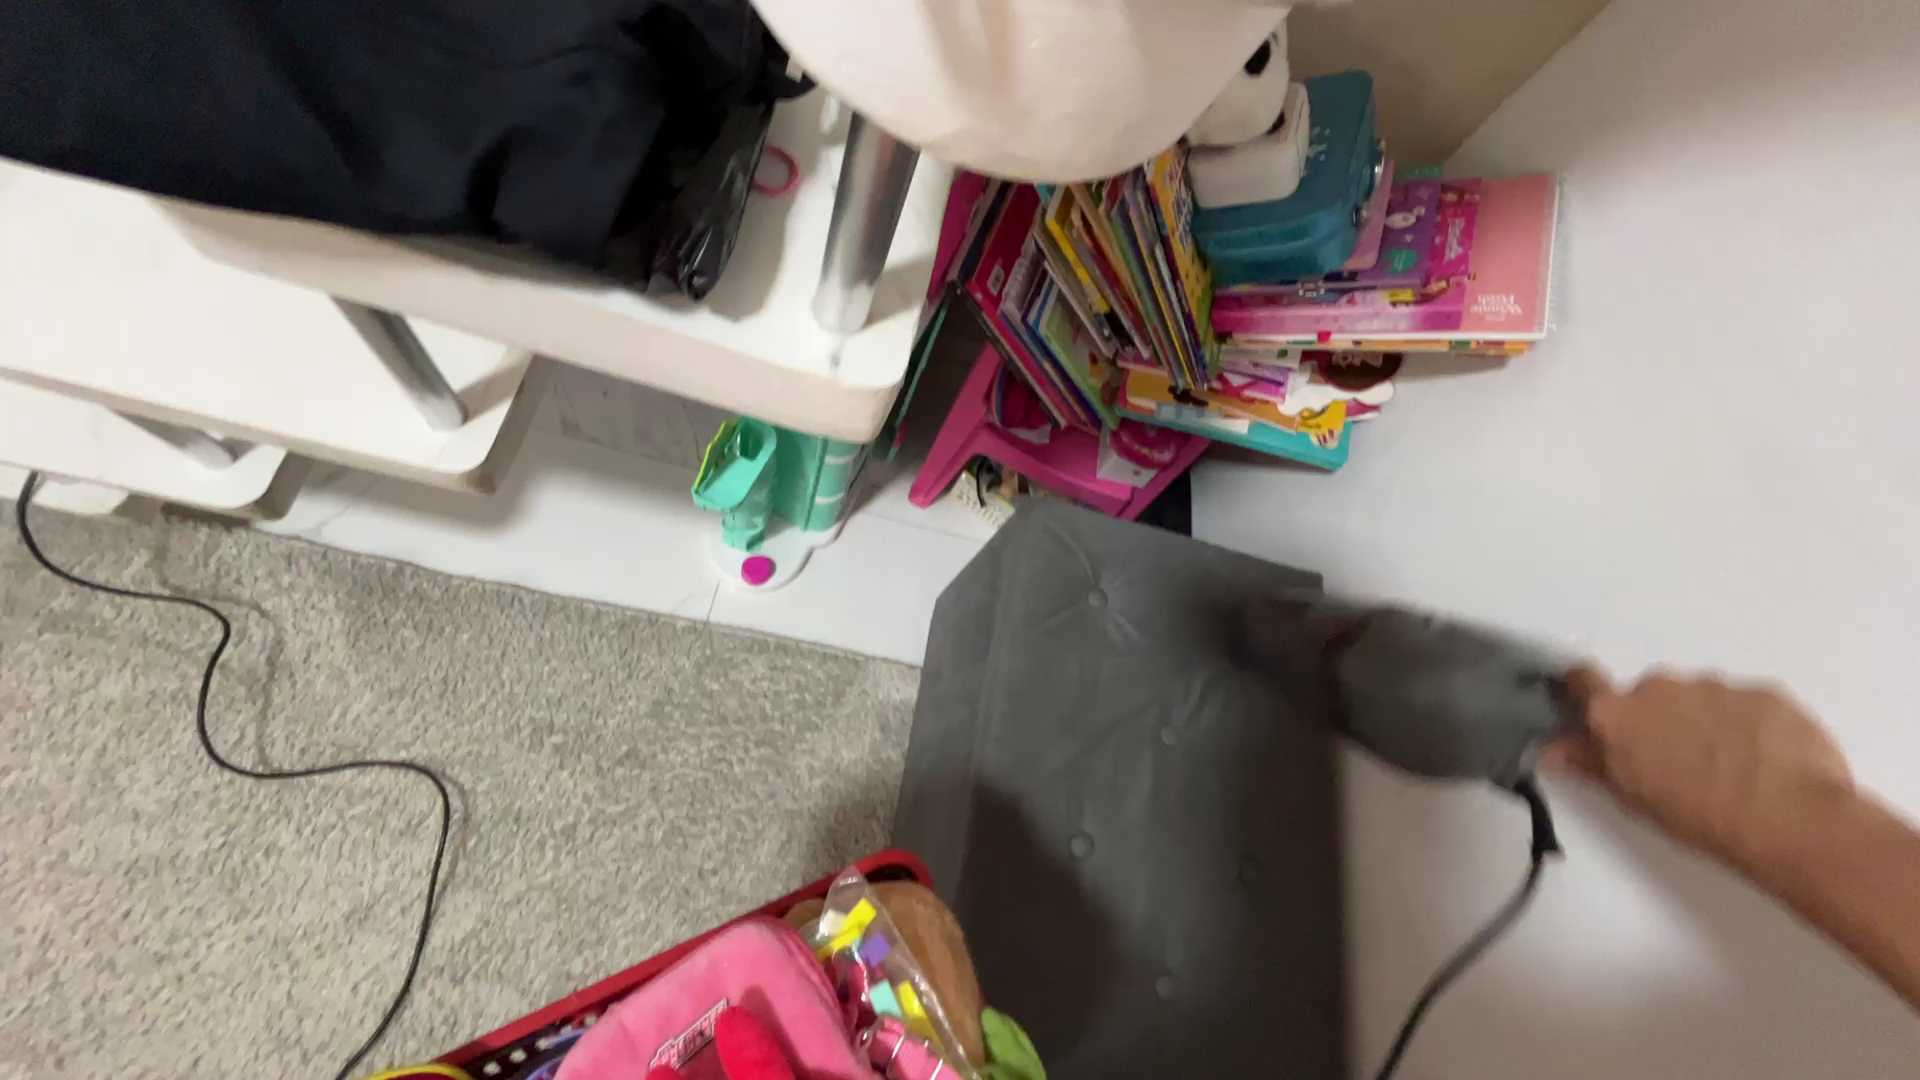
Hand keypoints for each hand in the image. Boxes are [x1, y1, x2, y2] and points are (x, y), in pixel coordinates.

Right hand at [1547, 669, 1854, 872]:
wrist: (1793, 821)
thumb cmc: (1696, 813)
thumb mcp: (1630, 794)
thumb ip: (1588, 762)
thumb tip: (1548, 750)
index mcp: (1615, 711)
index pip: (1582, 679)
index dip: (1585, 690)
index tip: (1596, 708)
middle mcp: (1657, 686)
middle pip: (1649, 691)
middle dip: (1661, 714)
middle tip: (1681, 753)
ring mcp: (1715, 686)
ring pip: (1701, 695)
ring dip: (1706, 716)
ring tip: (1734, 759)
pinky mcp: (1768, 693)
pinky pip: (1749, 702)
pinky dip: (1752, 722)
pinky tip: (1768, 756)